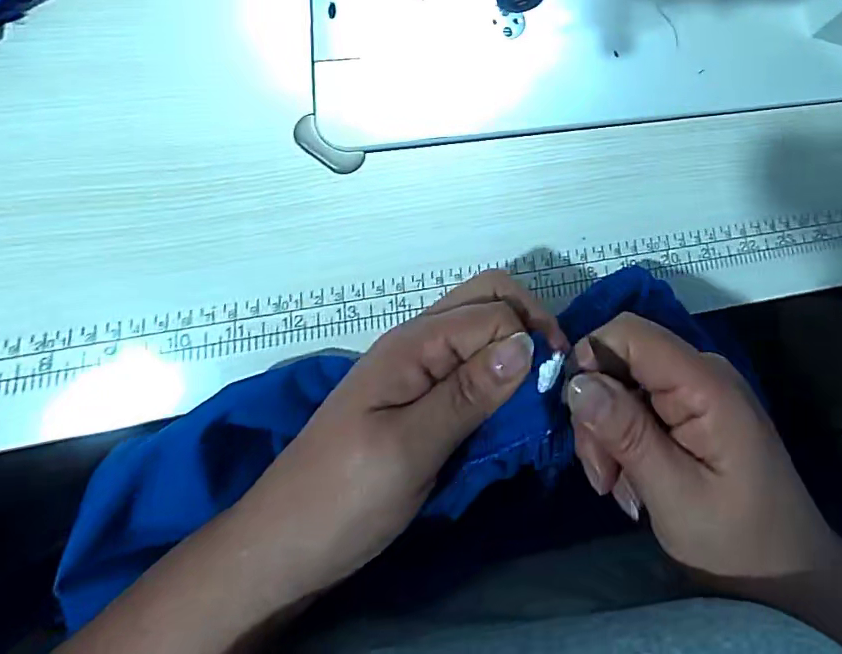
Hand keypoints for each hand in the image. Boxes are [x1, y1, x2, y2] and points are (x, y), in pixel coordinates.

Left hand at [65, 271, 566, 653]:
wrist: (285, 542)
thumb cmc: (343, 498)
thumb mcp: (408, 449)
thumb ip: (467, 394)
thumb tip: (526, 344)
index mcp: (411, 343)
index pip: (491, 311)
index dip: (531, 339)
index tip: (556, 388)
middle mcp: (416, 340)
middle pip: (485, 299)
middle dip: (528, 325)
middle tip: (552, 380)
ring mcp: (415, 365)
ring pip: (479, 328)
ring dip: (516, 347)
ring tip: (538, 395)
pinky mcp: (418, 393)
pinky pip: (467, 363)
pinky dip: (497, 373)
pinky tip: (510, 407)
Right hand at [565, 313, 841, 653]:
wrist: (791, 579)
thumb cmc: (738, 541)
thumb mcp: (675, 494)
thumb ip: (626, 433)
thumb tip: (575, 382)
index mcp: (704, 381)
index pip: (629, 332)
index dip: (591, 360)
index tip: (579, 419)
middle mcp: (700, 370)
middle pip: (620, 358)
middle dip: (597, 411)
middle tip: (601, 476)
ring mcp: (696, 388)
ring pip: (622, 382)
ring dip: (607, 433)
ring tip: (618, 487)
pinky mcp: (690, 407)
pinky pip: (638, 402)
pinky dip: (624, 438)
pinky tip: (632, 480)